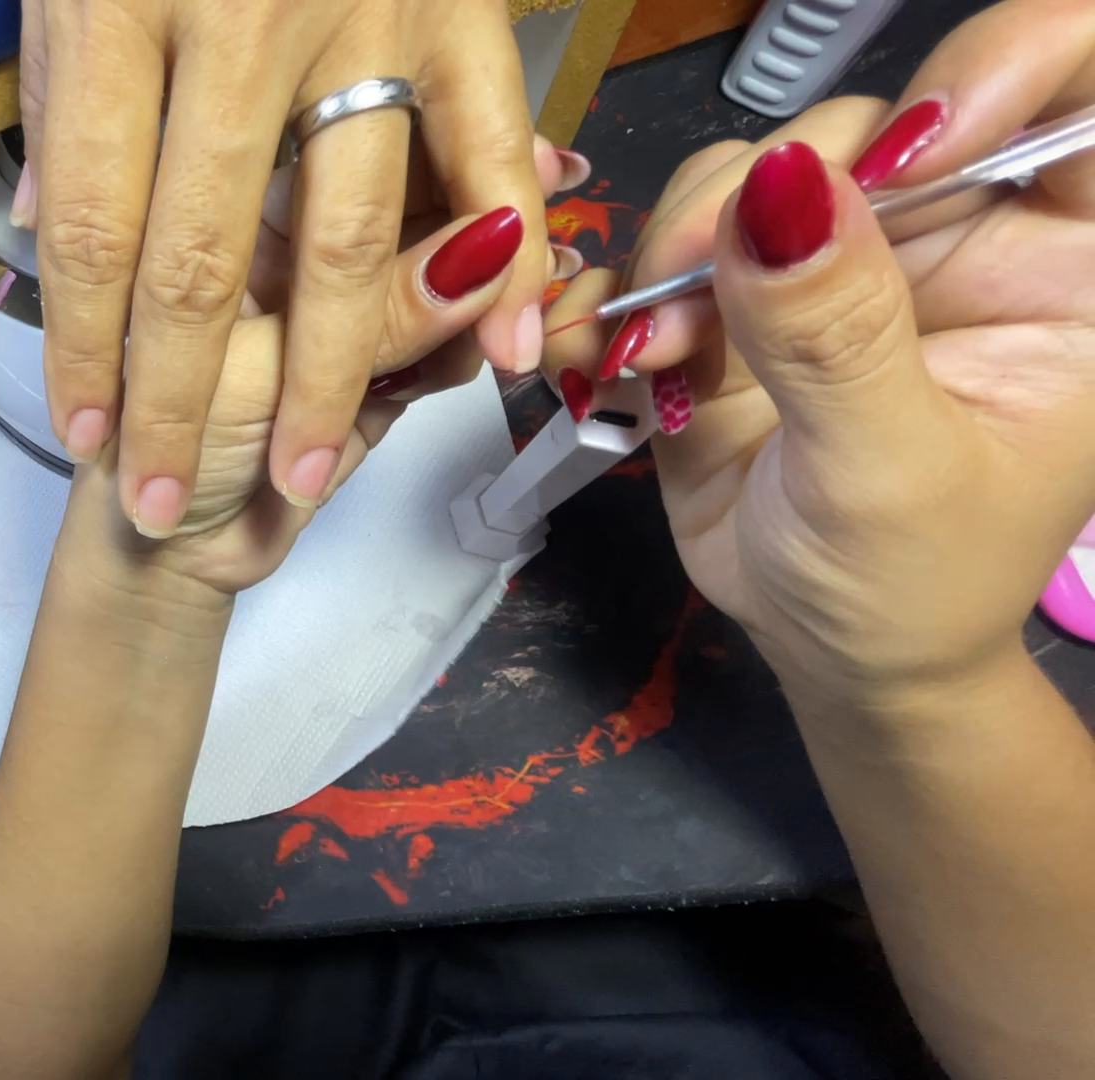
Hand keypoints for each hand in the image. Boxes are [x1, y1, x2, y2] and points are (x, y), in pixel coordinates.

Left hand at [19, 0, 554, 538]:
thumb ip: (59, 110)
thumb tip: (56, 234)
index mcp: (120, 3)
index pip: (96, 233)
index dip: (85, 352)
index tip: (86, 438)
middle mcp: (241, 19)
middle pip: (199, 268)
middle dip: (175, 408)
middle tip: (159, 506)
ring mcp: (364, 13)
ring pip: (341, 245)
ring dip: (318, 384)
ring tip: (293, 482)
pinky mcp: (461, 3)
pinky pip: (489, 151)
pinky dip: (503, 259)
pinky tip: (504, 357)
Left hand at [72, 196, 532, 597]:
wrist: (167, 556)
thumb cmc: (160, 451)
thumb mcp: (257, 374)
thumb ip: (368, 320)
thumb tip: (490, 243)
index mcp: (238, 226)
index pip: (348, 165)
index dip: (436, 160)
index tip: (518, 166)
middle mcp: (294, 258)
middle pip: (406, 215)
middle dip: (475, 229)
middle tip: (544, 237)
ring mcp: (335, 318)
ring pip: (434, 283)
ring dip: (476, 298)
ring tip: (507, 319)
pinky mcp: (368, 377)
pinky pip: (435, 349)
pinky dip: (461, 351)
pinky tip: (482, 356)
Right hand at [544, 0, 1094, 703]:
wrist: (811, 636)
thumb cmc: (903, 574)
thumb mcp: (886, 463)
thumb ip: (835, 332)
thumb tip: (776, 190)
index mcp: (1046, 261)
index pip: (1063, 94)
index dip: (988, 77)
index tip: (885, 165)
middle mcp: (923, 249)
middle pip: (833, 140)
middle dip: (737, 207)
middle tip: (674, 298)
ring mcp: (803, 287)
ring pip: (719, 201)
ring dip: (654, 268)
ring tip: (636, 360)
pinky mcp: (712, 330)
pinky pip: (640, 279)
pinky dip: (598, 313)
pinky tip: (592, 370)